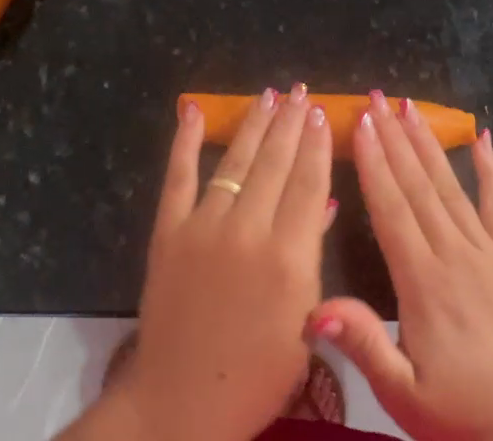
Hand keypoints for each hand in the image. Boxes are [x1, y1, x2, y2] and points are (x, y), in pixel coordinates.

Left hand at [81, 86, 333, 440]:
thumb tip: (325, 199)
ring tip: (269, 94)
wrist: (181, 401)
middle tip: (300, 90)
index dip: (316, 144)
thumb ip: (311, 254)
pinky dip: (184, 140)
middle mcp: (249, 231)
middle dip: (290, 123)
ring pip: (236, 161)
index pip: (308, 183)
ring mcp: (204, 227)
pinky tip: (192, 110)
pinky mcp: (167, 231)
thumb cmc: (256, 374)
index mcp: (289, 257)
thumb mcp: (302, 322)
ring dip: (254, 124)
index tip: (322, 113)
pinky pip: (178, 176)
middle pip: (275, 163)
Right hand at [311, 93, 492, 440]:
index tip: (358, 123)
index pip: (392, 209)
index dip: (373, 163)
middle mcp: (455, 254)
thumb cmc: (460, 413)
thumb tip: (315, 308)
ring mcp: (487, 252)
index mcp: (423, 283)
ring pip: (451, 186)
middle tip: (375, 97)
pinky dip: (491, 169)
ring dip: (427, 143)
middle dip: (393, 138)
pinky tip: (483, 138)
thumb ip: (362, 345)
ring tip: (408, 106)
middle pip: (418, 185)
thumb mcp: (402, 394)